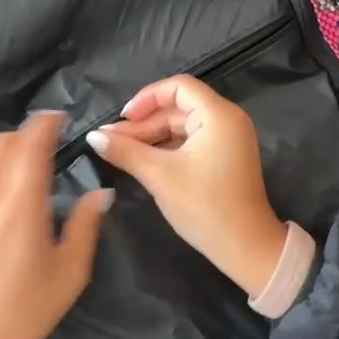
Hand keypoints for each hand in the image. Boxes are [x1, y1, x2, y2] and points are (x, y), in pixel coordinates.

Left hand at [0, 111, 111, 338]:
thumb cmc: (29, 310)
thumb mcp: (71, 272)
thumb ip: (86, 225)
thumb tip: (101, 192)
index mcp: (21, 207)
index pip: (30, 144)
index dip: (44, 124)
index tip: (56, 120)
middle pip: (0, 143)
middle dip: (21, 136)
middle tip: (36, 148)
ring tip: (5, 159)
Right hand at [87, 75, 287, 296]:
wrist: (246, 250)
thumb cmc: (205, 207)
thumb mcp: (160, 176)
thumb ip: (125, 151)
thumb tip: (92, 136)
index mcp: (219, 115)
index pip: (178, 87)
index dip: (147, 97)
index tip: (124, 119)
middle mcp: (227, 119)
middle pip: (177, 107)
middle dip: (143, 123)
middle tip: (110, 140)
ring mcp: (228, 139)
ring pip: (181, 125)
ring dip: (151, 136)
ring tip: (119, 150)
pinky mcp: (224, 157)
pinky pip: (190, 140)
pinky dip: (166, 147)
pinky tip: (141, 159)